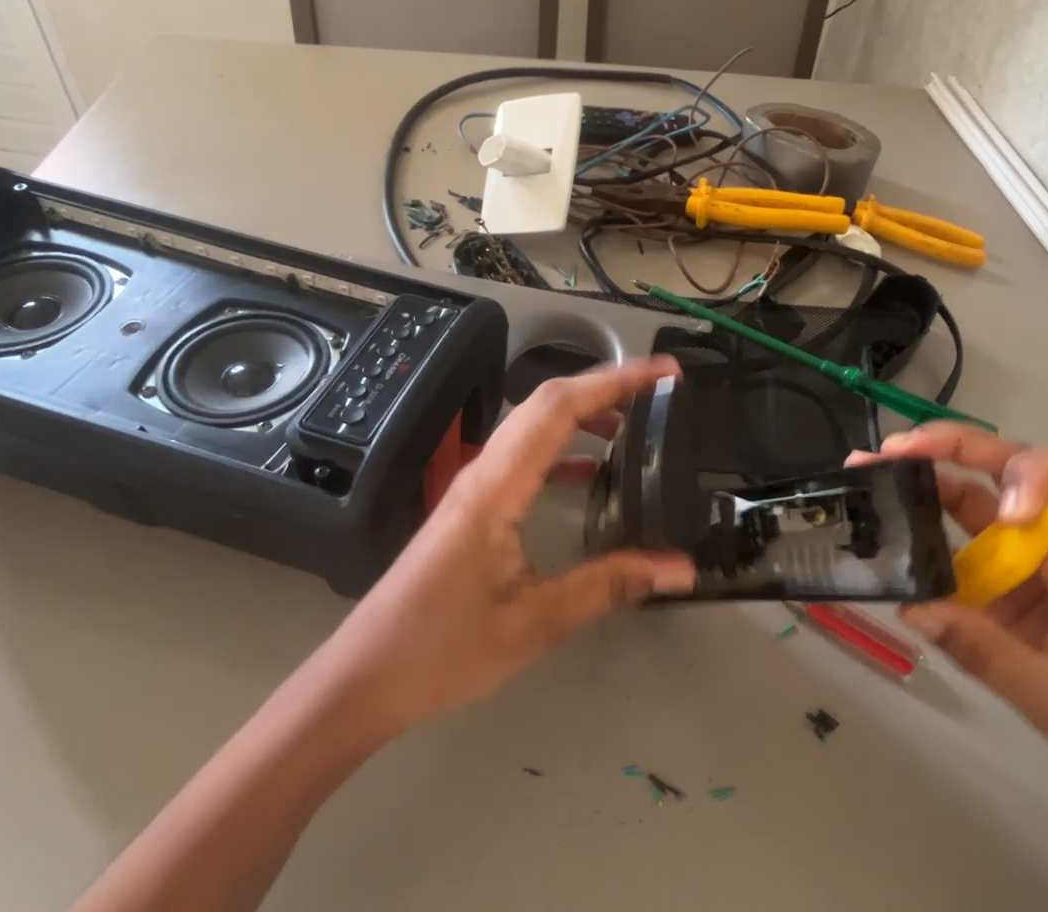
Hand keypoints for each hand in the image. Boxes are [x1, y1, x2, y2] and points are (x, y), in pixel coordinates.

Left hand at [321, 358, 696, 735]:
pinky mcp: (472, 508)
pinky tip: (592, 474)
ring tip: (638, 424)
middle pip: (546, 405)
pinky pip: (524, 459)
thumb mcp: (535, 623)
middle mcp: (483, 474)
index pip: (559, 408)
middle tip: (664, 393)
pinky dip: (563, 451)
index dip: (615, 380)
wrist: (367, 675)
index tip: (666, 372)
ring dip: (584, 415)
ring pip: (533, 428)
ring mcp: (473, 489)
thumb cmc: (442, 650)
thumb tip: (681, 568)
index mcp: (495, 488)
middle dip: (607, 387)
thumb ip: (609, 587)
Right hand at [857, 423, 1047, 804]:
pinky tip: (882, 524)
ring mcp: (1023, 563)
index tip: (1005, 513)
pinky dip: (920, 528)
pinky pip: (957, 546)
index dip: (1040, 473)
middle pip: (1014, 470)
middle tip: (896, 449)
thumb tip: (913, 607)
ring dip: (929, 475)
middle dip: (958, 449)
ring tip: (872, 468)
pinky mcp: (997, 586)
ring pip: (979, 499)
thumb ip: (987, 652)